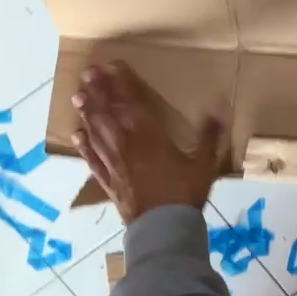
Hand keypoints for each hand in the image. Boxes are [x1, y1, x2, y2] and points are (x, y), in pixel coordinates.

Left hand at [71, 61, 224, 224]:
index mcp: (151, 138)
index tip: (111, 66)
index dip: (122, 84)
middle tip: (87, 73)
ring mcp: (114, 164)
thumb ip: (210, 135)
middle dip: (98, 92)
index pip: (133, 105)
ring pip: (97, 133)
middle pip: (109, 115)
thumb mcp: (205, 164)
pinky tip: (76, 135)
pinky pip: (92, 160)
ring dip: (87, 114)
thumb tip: (220, 105)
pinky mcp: (108, 182)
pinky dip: (84, 146)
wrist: (162, 229)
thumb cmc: (185, 194)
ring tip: (77, 96)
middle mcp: (127, 146)